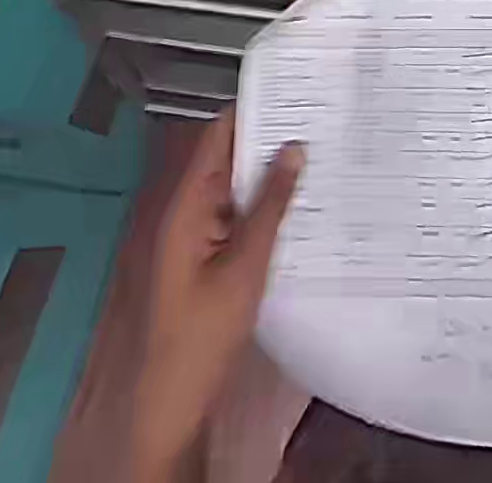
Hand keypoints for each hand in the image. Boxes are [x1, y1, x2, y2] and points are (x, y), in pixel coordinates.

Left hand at [131, 109, 303, 482]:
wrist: (174, 400)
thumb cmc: (204, 332)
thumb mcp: (246, 264)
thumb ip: (271, 204)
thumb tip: (293, 148)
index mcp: (188, 203)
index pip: (217, 137)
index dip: (250, 110)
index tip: (291, 91)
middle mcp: (190, 209)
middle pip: (228, 158)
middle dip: (267, 139)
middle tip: (317, 121)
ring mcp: (199, 233)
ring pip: (236, 187)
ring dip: (269, 172)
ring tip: (317, 153)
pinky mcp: (210, 254)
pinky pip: (239, 213)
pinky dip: (265, 203)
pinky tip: (299, 201)